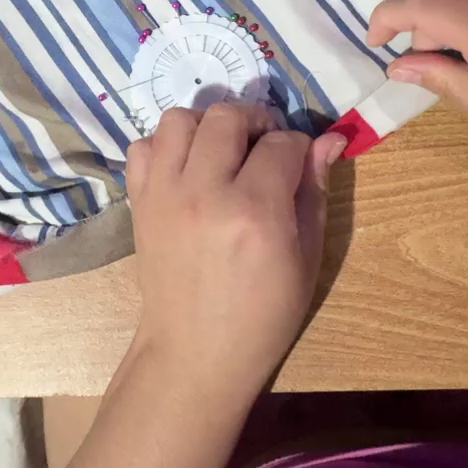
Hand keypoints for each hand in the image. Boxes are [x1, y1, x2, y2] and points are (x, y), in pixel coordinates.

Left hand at [123, 104, 344, 400]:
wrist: (194, 351)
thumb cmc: (263, 314)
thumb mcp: (306, 258)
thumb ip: (314, 191)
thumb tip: (329, 139)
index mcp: (255, 213)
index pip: (281, 143)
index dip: (297, 146)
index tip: (297, 163)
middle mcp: (205, 193)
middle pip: (226, 117)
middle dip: (254, 122)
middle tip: (262, 147)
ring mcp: (164, 194)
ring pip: (179, 119)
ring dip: (205, 126)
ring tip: (221, 152)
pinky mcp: (138, 201)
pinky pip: (142, 146)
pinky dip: (164, 147)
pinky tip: (185, 169)